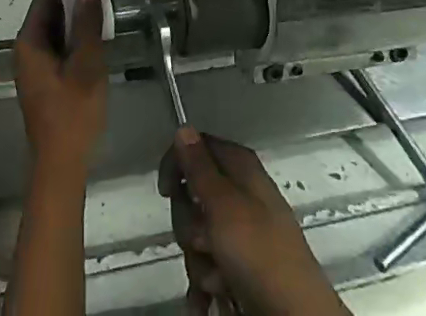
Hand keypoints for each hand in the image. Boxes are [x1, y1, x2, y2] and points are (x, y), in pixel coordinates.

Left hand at [13, 0, 107, 172]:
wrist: (61, 163)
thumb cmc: (73, 112)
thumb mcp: (86, 65)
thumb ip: (87, 25)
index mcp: (29, 42)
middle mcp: (26, 49)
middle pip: (49, 13)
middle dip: (76, 7)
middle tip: (105, 11)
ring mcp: (33, 65)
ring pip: (55, 31)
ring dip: (77, 25)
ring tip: (105, 27)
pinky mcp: (43, 79)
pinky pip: (57, 48)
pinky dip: (74, 43)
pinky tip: (95, 49)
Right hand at [158, 130, 349, 315]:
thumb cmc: (258, 253)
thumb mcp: (224, 204)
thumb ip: (199, 167)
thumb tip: (183, 127)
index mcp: (241, 169)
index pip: (198, 146)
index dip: (178, 164)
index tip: (167, 189)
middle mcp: (240, 196)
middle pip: (191, 197)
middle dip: (189, 225)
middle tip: (205, 239)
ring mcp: (239, 234)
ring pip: (196, 236)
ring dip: (198, 260)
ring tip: (218, 277)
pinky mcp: (238, 266)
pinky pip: (205, 266)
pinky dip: (204, 283)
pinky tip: (210, 298)